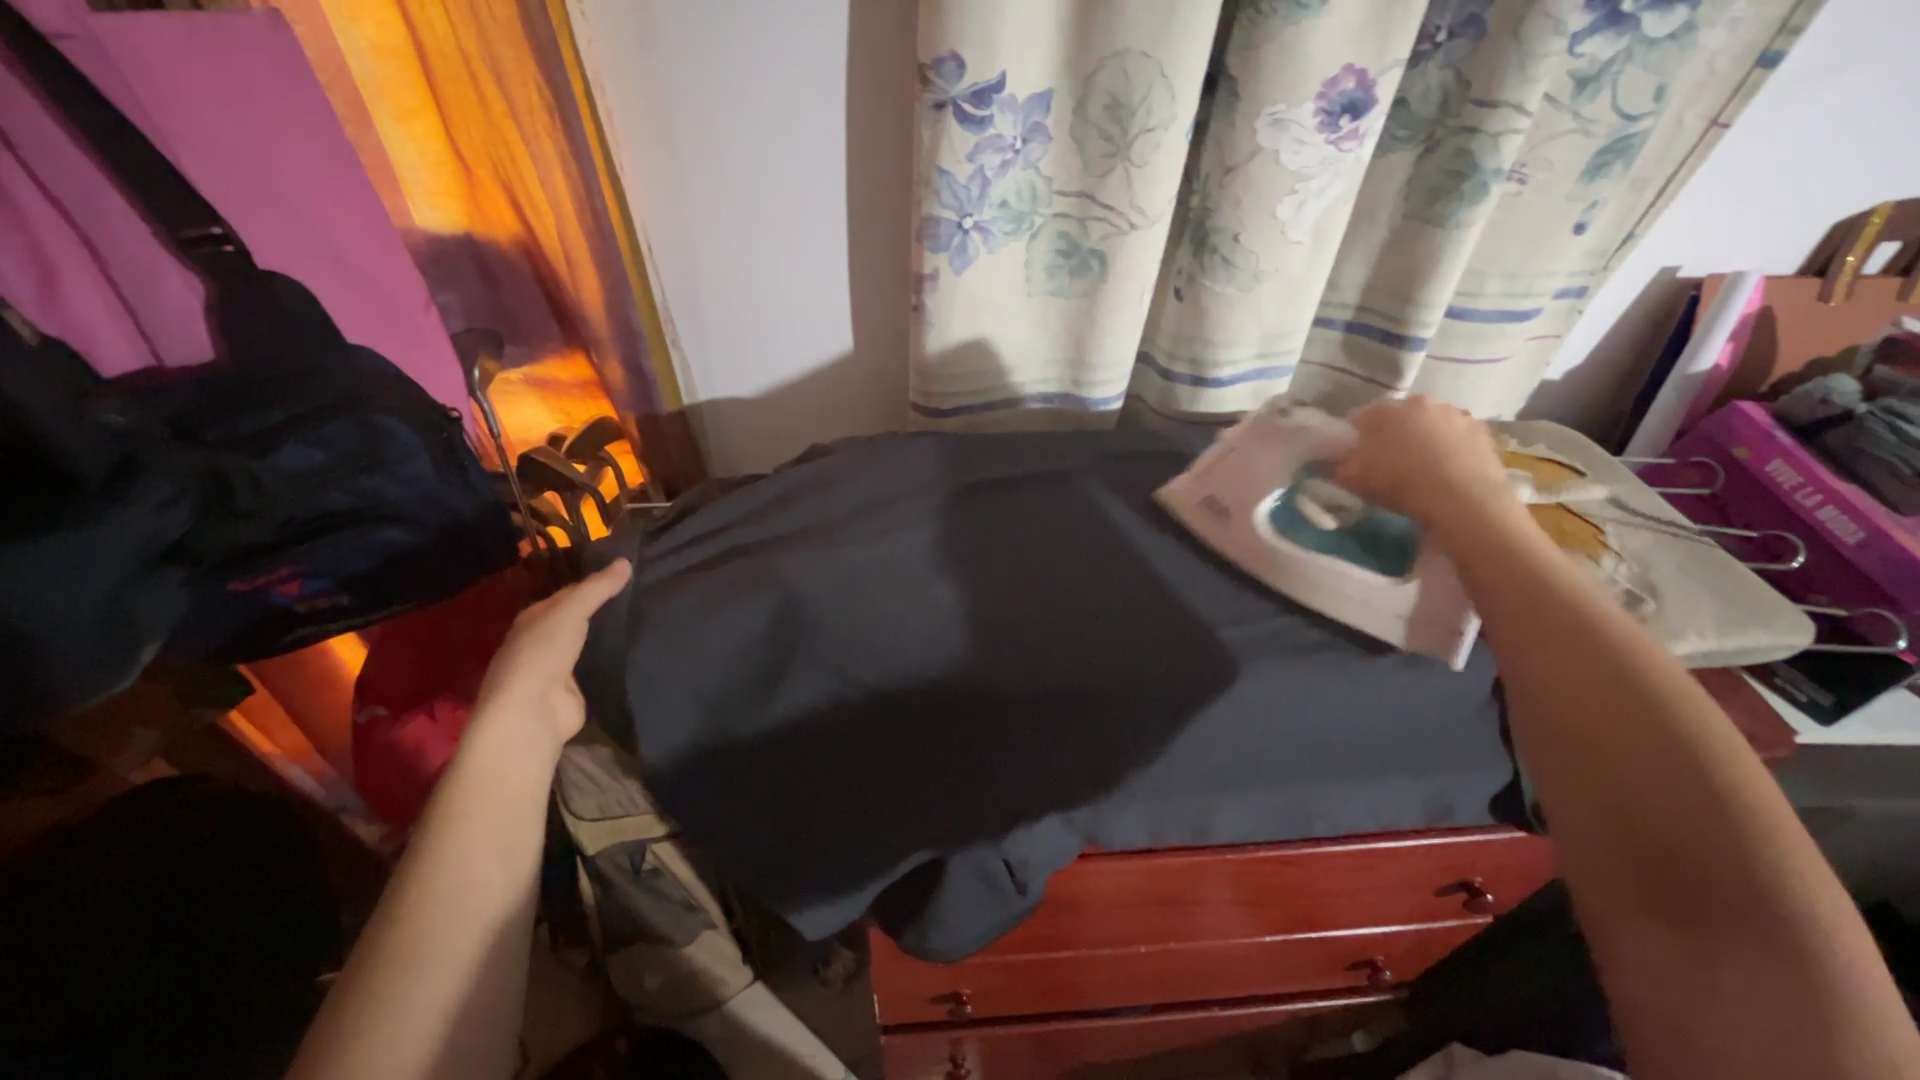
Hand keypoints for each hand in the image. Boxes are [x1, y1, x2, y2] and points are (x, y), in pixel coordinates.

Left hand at [470, 558, 632, 753]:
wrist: (533, 710)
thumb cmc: (543, 652)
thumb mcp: (570, 610)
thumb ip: (598, 588)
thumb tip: (627, 561)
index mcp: (536, 617)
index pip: (571, 593)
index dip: (597, 582)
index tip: (631, 573)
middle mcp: (546, 639)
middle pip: (582, 618)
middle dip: (608, 608)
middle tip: (647, 593)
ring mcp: (561, 666)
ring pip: (593, 642)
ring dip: (613, 634)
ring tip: (651, 617)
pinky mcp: (578, 688)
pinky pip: (601, 666)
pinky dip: (617, 658)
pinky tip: (641, 648)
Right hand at [1332, 396, 1522, 542]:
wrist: (1463, 499)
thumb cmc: (1400, 484)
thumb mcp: (1353, 480)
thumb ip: (1336, 466)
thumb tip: (1328, 462)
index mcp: (1385, 410)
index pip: (1359, 418)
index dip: (1352, 437)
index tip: (1351, 456)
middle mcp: (1420, 402)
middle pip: (1398, 417)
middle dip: (1391, 434)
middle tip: (1387, 463)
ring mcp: (1455, 414)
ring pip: (1429, 425)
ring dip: (1423, 439)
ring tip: (1421, 468)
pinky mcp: (1482, 431)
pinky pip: (1456, 438)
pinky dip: (1449, 449)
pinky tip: (1446, 472)